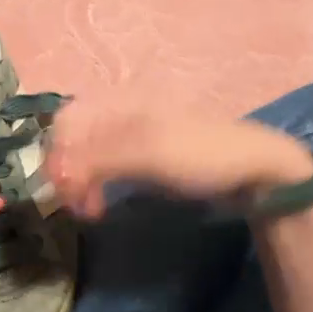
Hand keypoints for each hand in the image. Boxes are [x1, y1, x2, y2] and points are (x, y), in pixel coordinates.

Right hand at [47, 101, 312, 219]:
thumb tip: (55, 171)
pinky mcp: (142, 153)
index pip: (67, 119)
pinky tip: (100, 203)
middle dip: (67, 171)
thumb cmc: (204, 155)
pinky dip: (95, 183)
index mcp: (121, 101)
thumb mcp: (149, 154)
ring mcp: (132, 132)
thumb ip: (99, 158)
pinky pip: (103, 164)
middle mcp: (121, 111)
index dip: (57, 153)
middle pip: (73, 136)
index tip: (61, 189)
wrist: (257, 170)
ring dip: (80, 181)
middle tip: (74, 205)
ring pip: (86, 152)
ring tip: (88, 210)